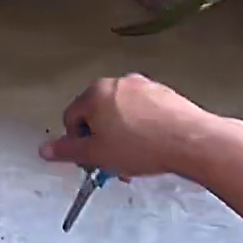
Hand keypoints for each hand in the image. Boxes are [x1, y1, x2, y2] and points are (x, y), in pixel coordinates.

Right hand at [39, 74, 228, 179]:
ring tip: (134, 157)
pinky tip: (151, 147)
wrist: (196, 143)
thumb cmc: (146, 145)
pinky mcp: (166, 95)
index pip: (71, 118)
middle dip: (101, 138)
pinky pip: (144, 112)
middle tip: (111, 158)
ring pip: (121, 113)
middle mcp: (117, 84)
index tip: (89, 156)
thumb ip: (66, 151)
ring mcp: (144, 87)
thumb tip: (46, 150)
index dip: (77, 142)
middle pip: (96, 114)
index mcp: (95, 93)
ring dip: (122, 134)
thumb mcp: (96, 154)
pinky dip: (143, 128)